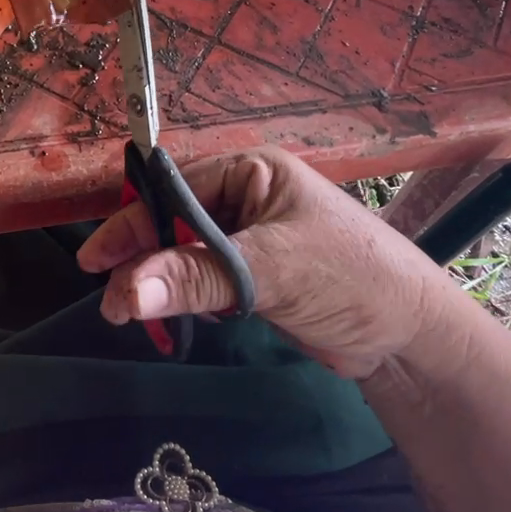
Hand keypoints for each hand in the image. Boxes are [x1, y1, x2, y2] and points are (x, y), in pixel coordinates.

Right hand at [76, 146, 460, 379]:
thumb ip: (197, 276)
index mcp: (250, 171)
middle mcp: (244, 197)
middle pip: (173, 222)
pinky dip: (180, 297)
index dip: (132, 223)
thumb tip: (127, 291)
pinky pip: (201, 279)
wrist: (415, 340)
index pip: (174, 191)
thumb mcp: (271, 270)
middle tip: (112, 303)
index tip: (95, 261)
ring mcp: (247, 237)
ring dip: (155, 282)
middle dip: (140, 259)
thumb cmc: (352, 278)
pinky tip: (165, 318)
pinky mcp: (252, 274)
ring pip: (183, 254)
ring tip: (129, 316)